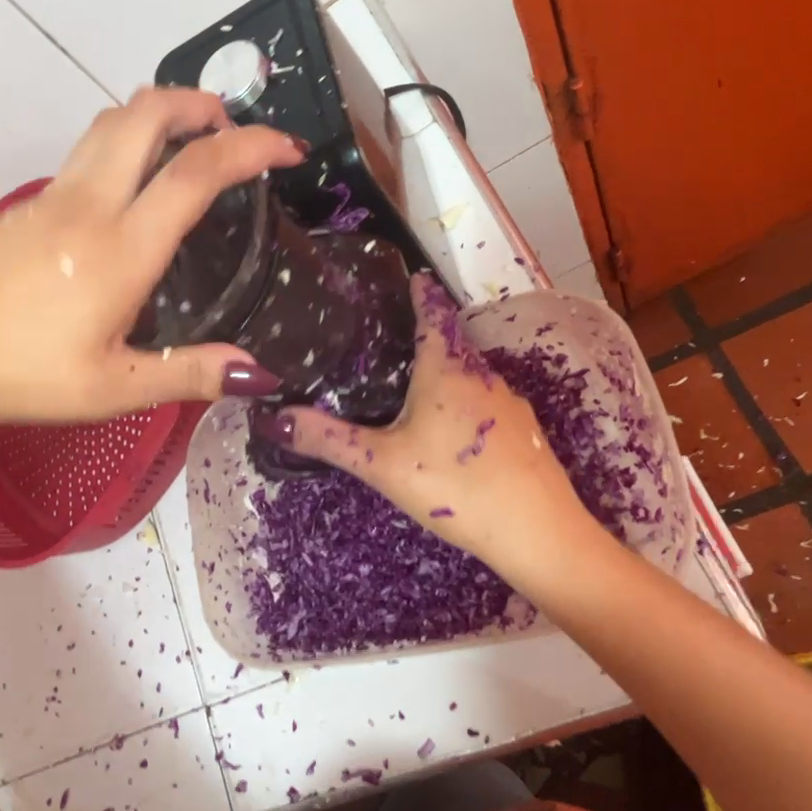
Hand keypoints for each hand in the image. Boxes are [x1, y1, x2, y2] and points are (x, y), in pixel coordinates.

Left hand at [0, 88, 303, 424]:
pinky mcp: (27, 209)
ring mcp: (52, 199)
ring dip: (157, 115)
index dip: (251, 147)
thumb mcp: (110, 388)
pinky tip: (130, 193)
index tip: (287, 149)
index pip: (197, 172)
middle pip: (146, 113)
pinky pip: (85, 154)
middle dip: (198, 102)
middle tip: (230, 128)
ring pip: (109, 124)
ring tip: (188, 145)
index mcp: (121, 248)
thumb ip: (186, 374)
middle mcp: (89, 205)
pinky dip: (124, 145)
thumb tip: (257, 373)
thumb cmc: (14, 372)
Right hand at [253, 275, 617, 598]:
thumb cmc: (456, 487)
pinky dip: (458, 402)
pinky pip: (481, 403)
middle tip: (384, 340)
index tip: (409, 278)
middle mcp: (481, 375)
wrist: (539, 533)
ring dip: (440, 372)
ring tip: (405, 384)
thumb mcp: (382, 464)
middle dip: (422, 337)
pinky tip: (444, 430)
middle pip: (449, 343)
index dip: (419, 293)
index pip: (433, 312)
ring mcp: (507, 403)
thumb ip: (329, 440)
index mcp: (446, 368)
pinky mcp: (521, 432)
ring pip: (467, 375)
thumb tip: (272, 419)